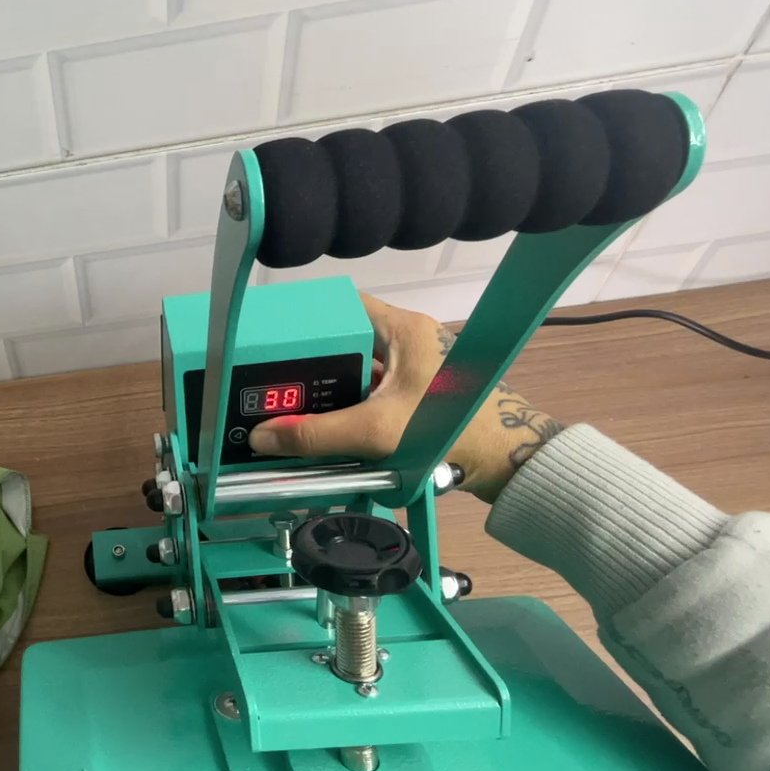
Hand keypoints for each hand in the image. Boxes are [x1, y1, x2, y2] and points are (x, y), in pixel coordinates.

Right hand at [247, 293, 563, 501]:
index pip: (343, 305)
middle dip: (310, 359)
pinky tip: (325, 419)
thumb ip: (315, 434)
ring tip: (292, 400)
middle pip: (344, 338)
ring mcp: (414, 365)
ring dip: (327, 384)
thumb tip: (262, 438)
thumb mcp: (376, 432)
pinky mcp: (417, 390)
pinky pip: (369, 386)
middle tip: (276, 377)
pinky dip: (346, 400)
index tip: (276, 338)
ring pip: (355, 364)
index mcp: (403, 329)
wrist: (507, 465)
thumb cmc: (450, 432)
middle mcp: (408, 339)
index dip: (306, 318)